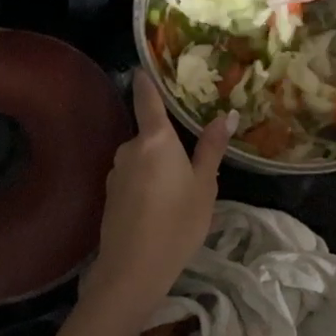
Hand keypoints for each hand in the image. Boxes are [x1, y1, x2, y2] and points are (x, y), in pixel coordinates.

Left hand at [79, 74, 233, 319]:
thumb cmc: (177, 223)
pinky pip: (133, 178)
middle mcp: (129, 148)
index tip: (144, 67)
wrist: (133, 268)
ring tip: (179, 195)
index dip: (146, 81)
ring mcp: (116, 172)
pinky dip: (146, 185)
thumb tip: (225, 115)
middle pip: (149, 134)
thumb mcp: (204, 186)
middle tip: (192, 167)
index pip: (147, 99)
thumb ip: (211, 149)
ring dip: (157, 168)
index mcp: (155, 139)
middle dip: (167, 144)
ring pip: (142, 159)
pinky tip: (159, 209)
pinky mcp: (109, 194)